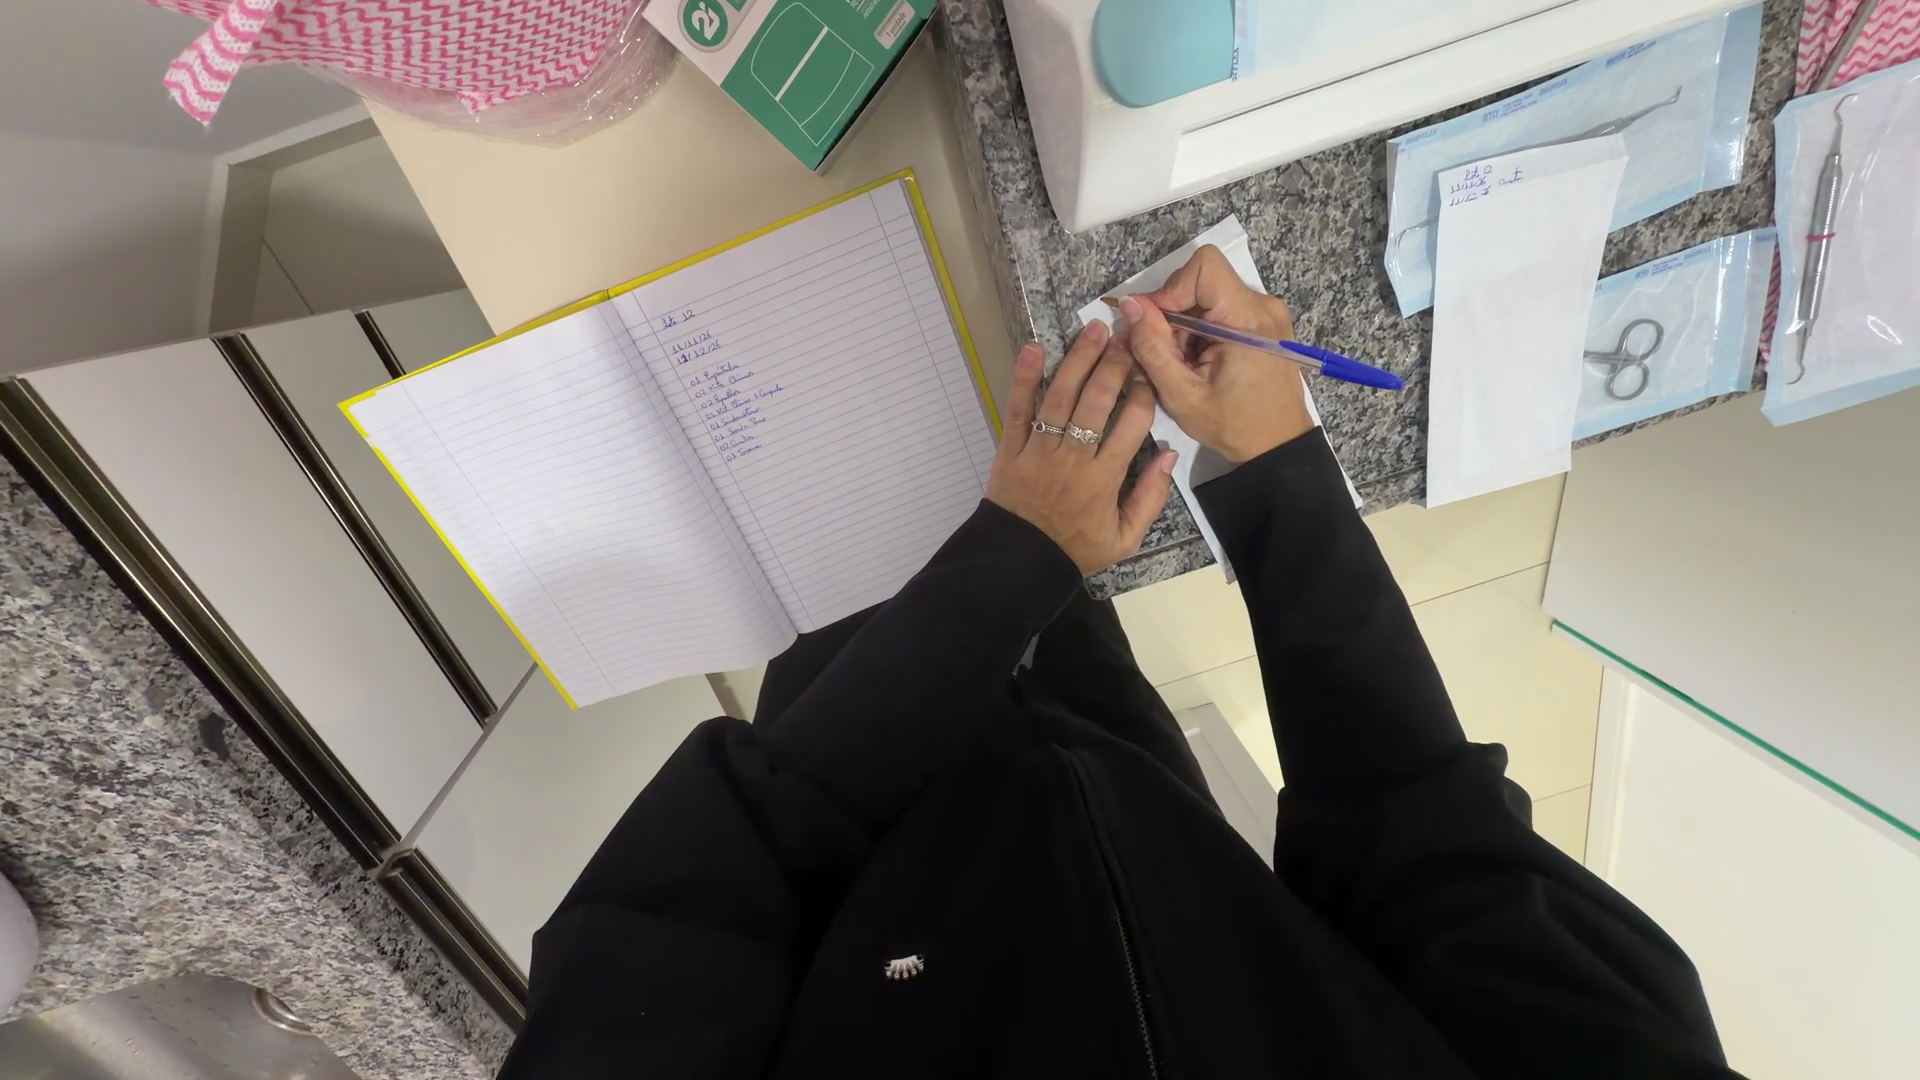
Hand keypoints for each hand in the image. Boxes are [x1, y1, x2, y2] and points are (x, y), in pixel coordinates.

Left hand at [987, 321, 1176, 574]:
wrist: (1020, 562)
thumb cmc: (1075, 548)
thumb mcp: (1124, 538)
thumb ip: (1151, 497)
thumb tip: (1170, 453)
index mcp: (1105, 480)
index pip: (1132, 424)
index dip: (1145, 392)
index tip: (1151, 369)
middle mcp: (1073, 459)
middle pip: (1097, 402)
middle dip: (1115, 365)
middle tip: (1126, 336)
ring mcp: (1039, 452)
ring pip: (1061, 398)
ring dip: (1078, 360)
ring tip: (1094, 330)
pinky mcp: (1010, 450)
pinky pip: (1018, 410)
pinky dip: (1024, 379)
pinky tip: (1035, 349)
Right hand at [1119, 245, 1315, 464]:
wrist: (1276, 444)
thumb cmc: (1231, 425)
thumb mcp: (1181, 394)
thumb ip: (1152, 347)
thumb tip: (1129, 304)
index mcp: (1248, 320)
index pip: (1204, 266)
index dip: (1170, 289)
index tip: (1155, 325)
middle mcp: (1263, 305)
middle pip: (1203, 281)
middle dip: (1174, 314)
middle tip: (1170, 355)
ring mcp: (1267, 311)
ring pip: (1208, 295)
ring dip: (1186, 325)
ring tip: (1187, 363)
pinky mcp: (1264, 321)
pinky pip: (1221, 308)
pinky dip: (1201, 330)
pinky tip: (1202, 361)